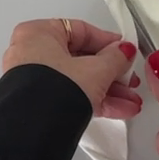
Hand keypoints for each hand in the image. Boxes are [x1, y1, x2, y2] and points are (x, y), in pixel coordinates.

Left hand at [1, 19, 142, 118]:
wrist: (36, 128)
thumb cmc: (52, 91)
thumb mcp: (95, 70)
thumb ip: (115, 58)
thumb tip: (123, 52)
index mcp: (37, 33)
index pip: (80, 30)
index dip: (107, 42)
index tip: (125, 51)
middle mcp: (29, 52)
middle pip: (80, 58)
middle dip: (110, 71)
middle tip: (128, 77)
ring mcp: (31, 79)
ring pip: (76, 79)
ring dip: (106, 89)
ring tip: (129, 100)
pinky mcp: (37, 101)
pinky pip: (69, 94)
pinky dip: (92, 99)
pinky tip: (117, 109)